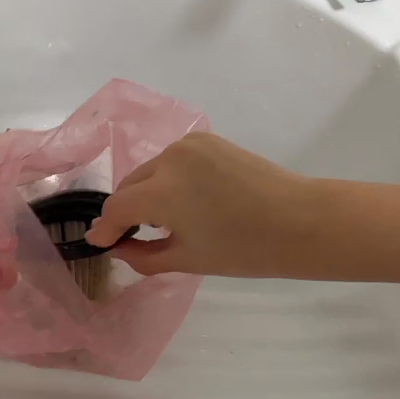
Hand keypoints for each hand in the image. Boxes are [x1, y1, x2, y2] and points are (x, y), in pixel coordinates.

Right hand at [83, 133, 334, 278]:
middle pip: (131, 185)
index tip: (100, 242)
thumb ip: (144, 256)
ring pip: (152, 170)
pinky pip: (174, 160)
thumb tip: (119, 248)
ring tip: (166, 219)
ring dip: (148, 192)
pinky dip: (170, 177)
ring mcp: (189, 145)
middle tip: (132, 235)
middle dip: (127, 209)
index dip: (106, 228)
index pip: (117, 208)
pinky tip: (188, 199)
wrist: (298, 220)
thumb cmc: (244, 249)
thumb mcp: (188, 259)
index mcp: (161, 192)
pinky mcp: (207, 139)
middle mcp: (169, 159)